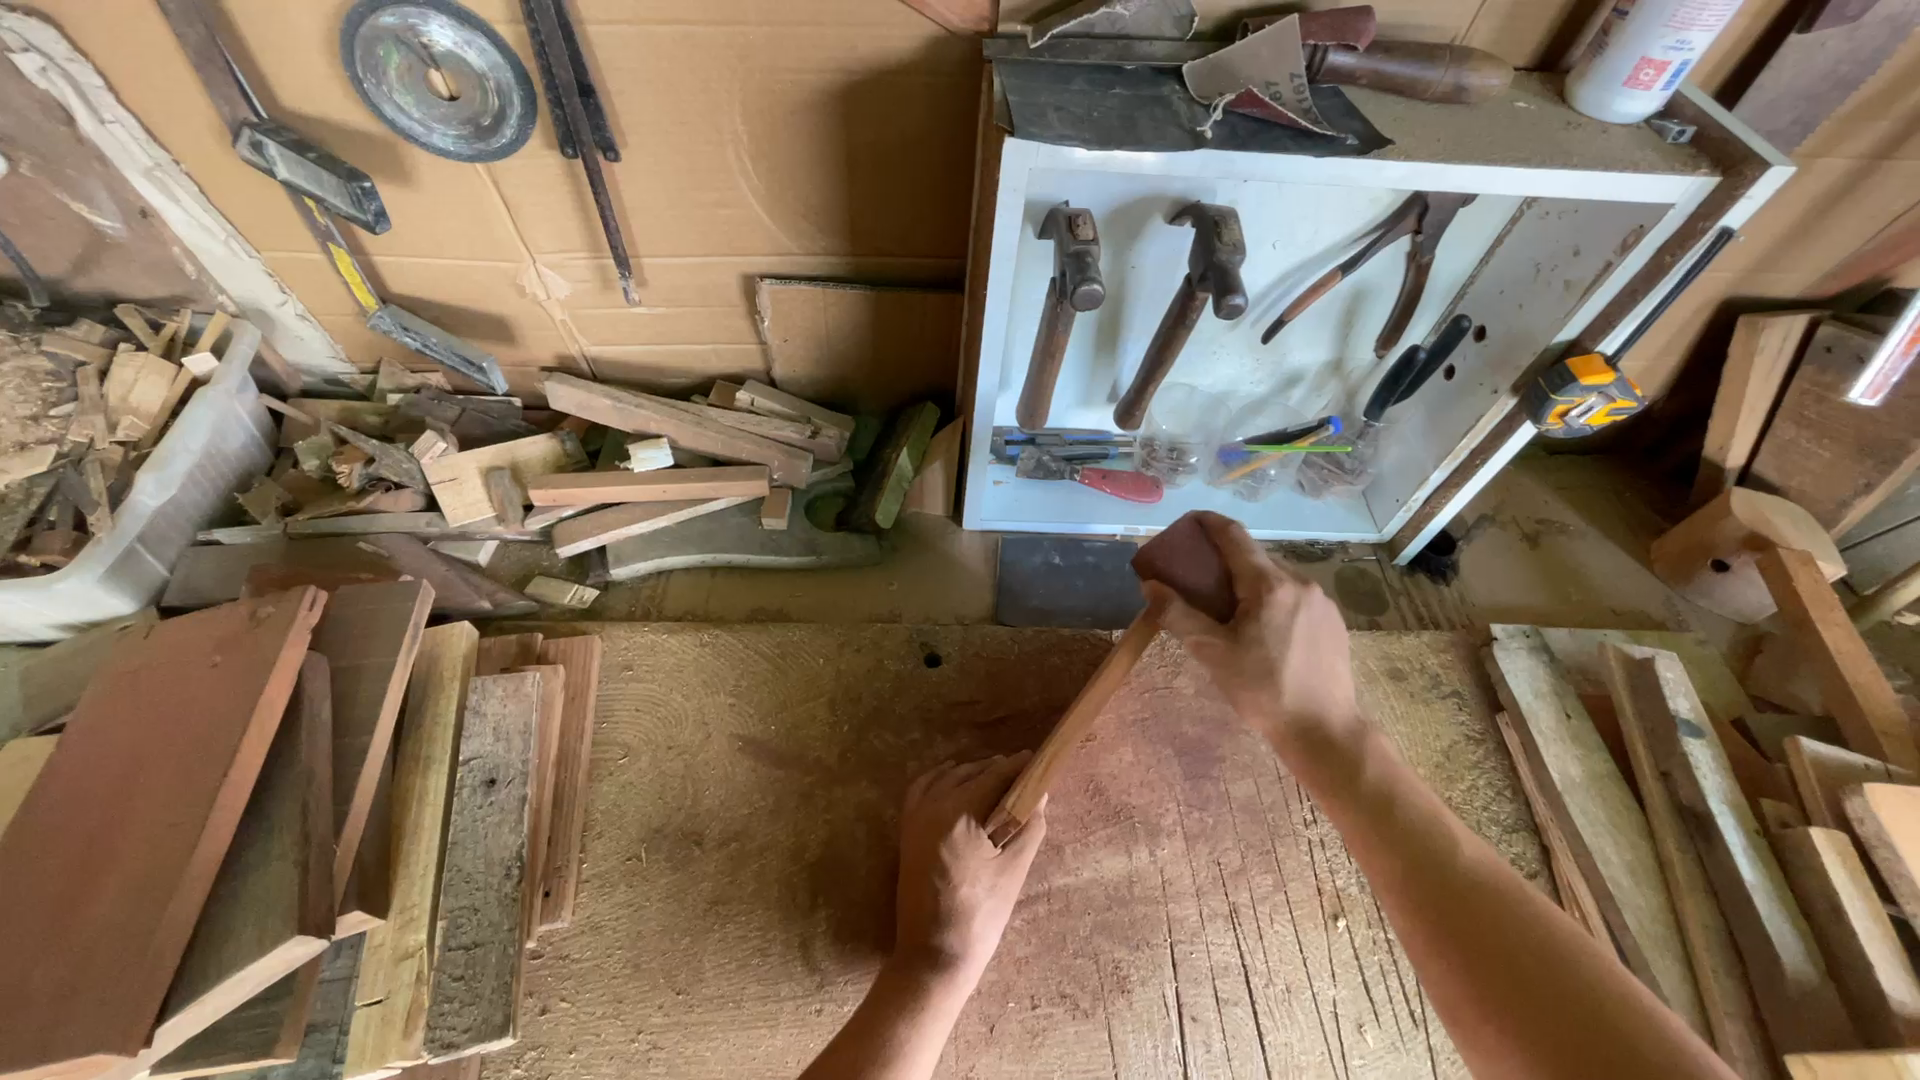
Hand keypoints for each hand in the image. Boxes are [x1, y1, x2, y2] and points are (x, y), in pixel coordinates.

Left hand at [893, 753, 1047, 980]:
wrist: (934, 955)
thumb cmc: (980, 915)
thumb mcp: (1013, 870)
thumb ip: (1028, 827)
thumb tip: (1039, 796)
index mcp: (958, 814)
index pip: (993, 777)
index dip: (1016, 767)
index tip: (1034, 759)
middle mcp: (931, 807)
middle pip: (969, 774)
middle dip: (995, 770)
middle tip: (1021, 774)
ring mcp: (914, 819)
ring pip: (945, 779)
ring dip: (969, 772)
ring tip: (994, 777)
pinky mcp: (906, 832)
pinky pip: (920, 791)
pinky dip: (938, 779)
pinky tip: (953, 779)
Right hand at [1141, 511, 1359, 750]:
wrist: (1324, 730)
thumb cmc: (1263, 690)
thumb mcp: (1212, 653)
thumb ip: (1178, 615)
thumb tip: (1150, 585)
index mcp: (1269, 585)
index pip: (1234, 537)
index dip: (1209, 523)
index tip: (1188, 520)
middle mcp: (1300, 582)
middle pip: (1255, 559)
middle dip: (1224, 561)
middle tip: (1197, 579)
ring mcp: (1321, 602)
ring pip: (1275, 579)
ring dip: (1248, 584)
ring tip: (1226, 610)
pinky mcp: (1333, 622)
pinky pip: (1293, 598)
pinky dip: (1269, 601)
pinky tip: (1260, 630)